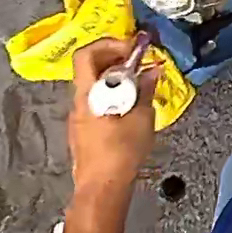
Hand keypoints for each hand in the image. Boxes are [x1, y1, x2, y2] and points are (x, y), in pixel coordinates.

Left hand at [68, 33, 163, 191]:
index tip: (133, 49)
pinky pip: (97, 99)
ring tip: (141, 82)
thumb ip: (145, 90)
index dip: (109, 44)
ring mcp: (79, 115)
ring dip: (117, 76)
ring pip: (95, 83)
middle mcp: (78, 102)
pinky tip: (132, 103)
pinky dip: (114, 92)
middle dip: (116, 57)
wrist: (102, 188)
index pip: (86, 55)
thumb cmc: (121, 152)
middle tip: (140, 62)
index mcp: (88, 95)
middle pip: (90, 66)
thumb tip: (152, 70)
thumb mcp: (141, 118)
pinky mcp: (85, 127)